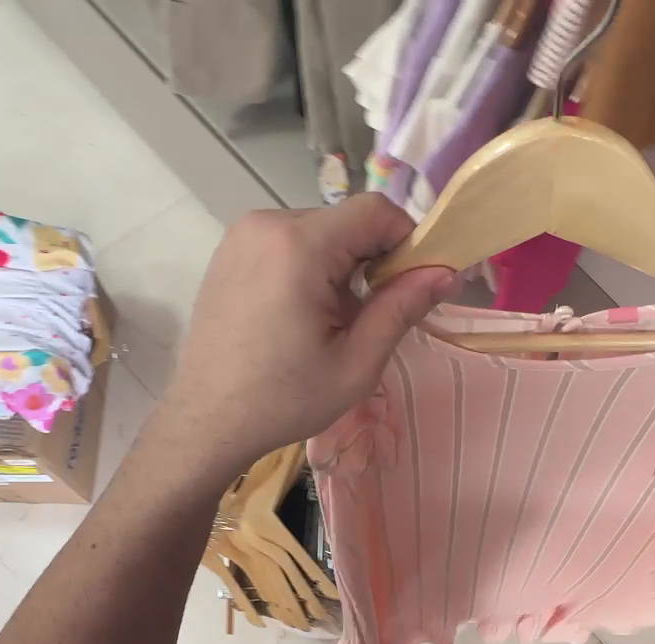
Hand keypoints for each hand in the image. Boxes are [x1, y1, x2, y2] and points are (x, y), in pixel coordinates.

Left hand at [154, 195, 455, 479]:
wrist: (208, 420)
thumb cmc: (285, 400)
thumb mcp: (356, 364)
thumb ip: (402, 309)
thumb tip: (446, 272)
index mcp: (299, 245)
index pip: (375, 210)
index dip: (407, 240)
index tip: (416, 284)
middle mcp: (267, 224)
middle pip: (346, 222)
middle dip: (372, 261)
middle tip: (373, 318)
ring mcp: (242, 235)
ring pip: (319, 233)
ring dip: (341, 268)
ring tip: (333, 324)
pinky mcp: (230, 252)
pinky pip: (289, 244)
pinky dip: (310, 270)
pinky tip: (302, 317)